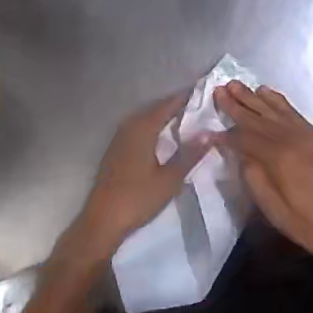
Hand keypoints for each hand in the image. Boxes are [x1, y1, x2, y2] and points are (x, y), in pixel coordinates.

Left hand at [69, 92, 208, 255]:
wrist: (103, 220)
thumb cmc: (138, 198)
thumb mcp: (170, 179)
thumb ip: (190, 154)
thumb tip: (209, 133)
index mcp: (143, 128)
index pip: (167, 105)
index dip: (184, 98)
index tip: (202, 93)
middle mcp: (129, 126)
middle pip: (155, 109)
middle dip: (175, 107)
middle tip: (197, 107)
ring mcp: (119, 138)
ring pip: (145, 119)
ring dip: (163, 118)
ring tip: (184, 121)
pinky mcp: (115, 150)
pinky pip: (137, 129)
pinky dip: (152, 128)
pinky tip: (161, 138)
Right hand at [214, 82, 312, 269]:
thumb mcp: (279, 214)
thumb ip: (256, 183)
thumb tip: (242, 158)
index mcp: (279, 159)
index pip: (244, 140)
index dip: (224, 136)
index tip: (207, 130)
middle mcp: (291, 139)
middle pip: (257, 119)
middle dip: (236, 105)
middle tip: (218, 90)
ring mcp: (306, 135)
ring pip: (273, 110)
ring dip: (253, 97)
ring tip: (236, 84)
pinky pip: (292, 112)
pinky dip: (277, 101)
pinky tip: (267, 93)